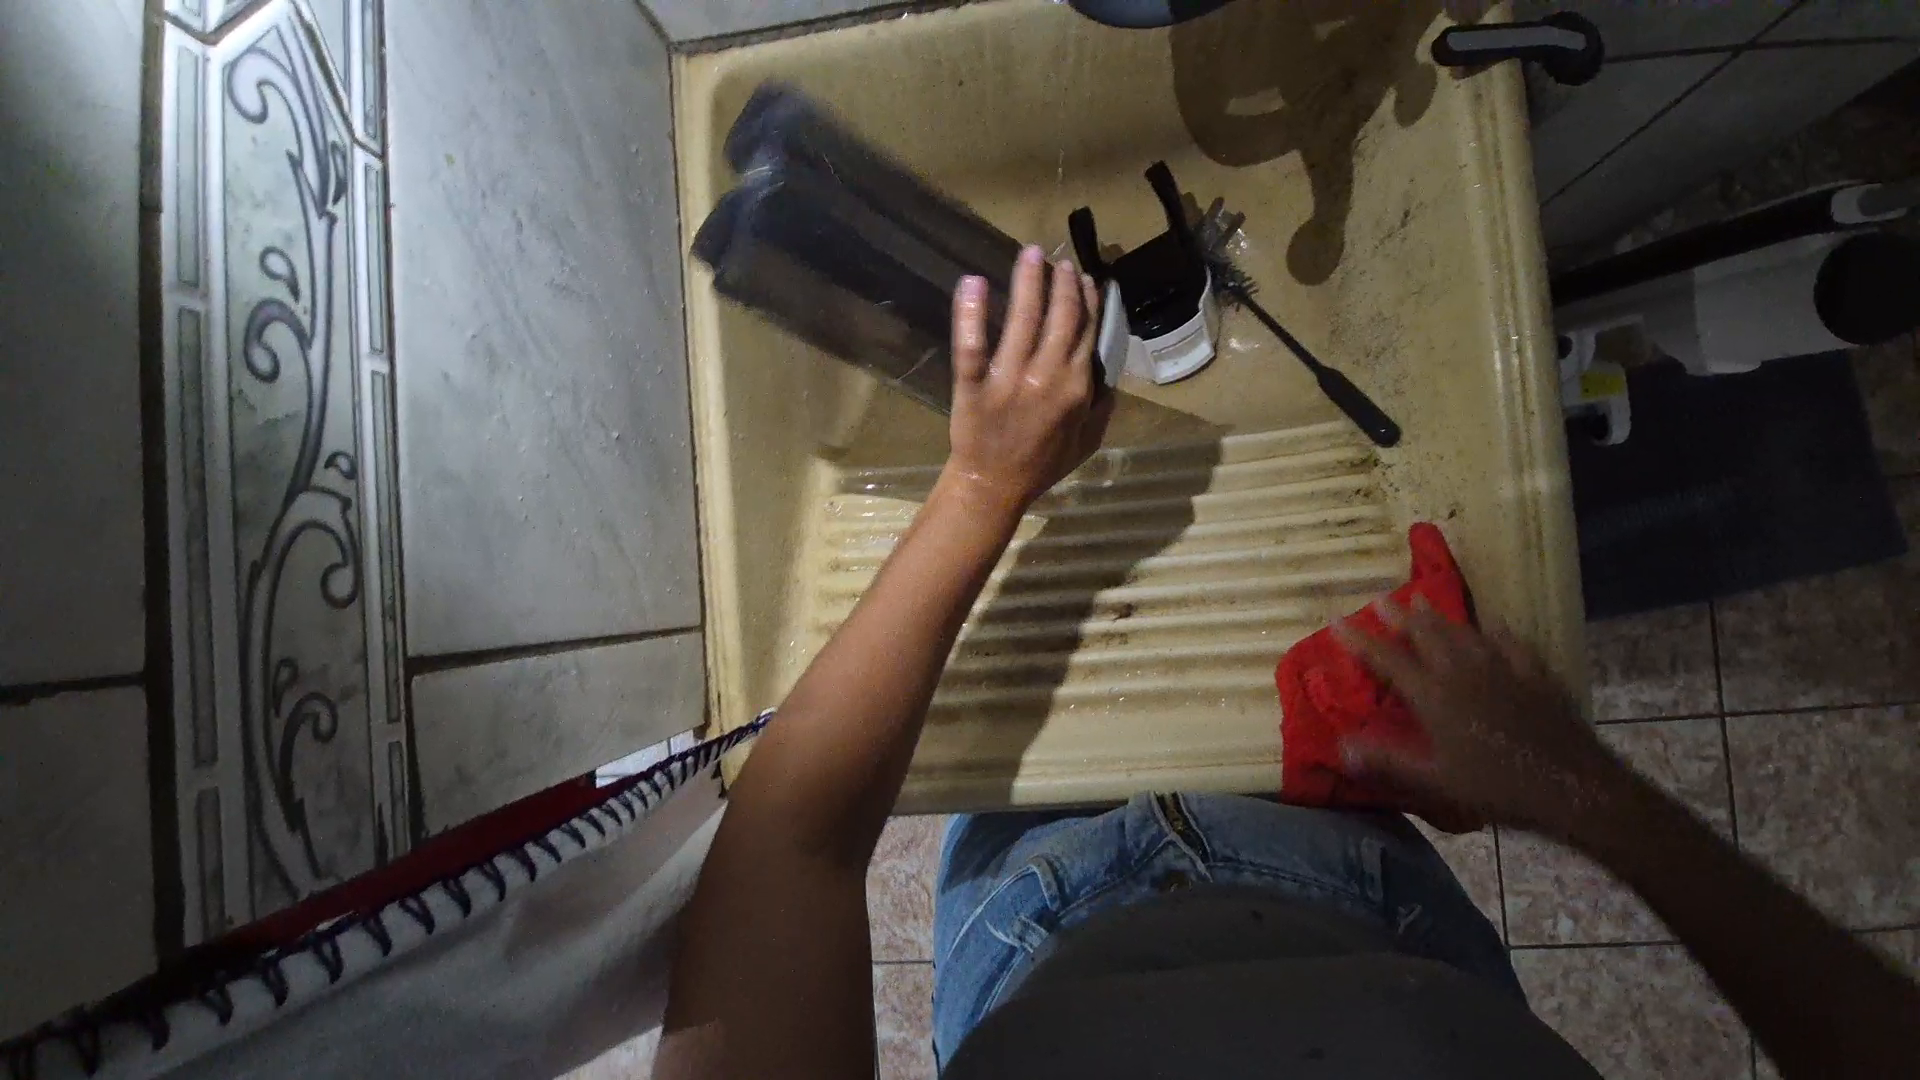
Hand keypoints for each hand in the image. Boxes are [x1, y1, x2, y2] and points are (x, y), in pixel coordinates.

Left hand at [943, 245, 1112, 520]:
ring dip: (1028, 282)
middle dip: (1063, 283)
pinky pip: (971, 346)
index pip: (1087, 331)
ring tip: (1030, 255)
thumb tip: (1109, 373)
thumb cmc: (1041, 465)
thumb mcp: (1087, 441)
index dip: (1088, 300)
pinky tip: (973, 282)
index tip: (1086, 279)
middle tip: (1059, 262)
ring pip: (1023, 320)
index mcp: (1077, 388)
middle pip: (1060, 317)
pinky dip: (970, 313)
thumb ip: (1102, 406)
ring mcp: (1008, 380)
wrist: (994, 486)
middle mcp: (1046, 376)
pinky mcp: (972, 386)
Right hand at [1333, 599, 1626, 839]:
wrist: (1575, 789)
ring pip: (1464, 633)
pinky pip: (1512, 644)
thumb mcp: (1433, 780)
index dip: (1359, 640)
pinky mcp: (1536, 678)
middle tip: (1381, 599)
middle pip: (1426, 635)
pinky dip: (1497, 630)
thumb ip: (1386, 761)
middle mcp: (1463, 673)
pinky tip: (1494, 623)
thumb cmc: (1497, 788)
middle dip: (1400, 616)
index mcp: (1433, 696)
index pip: (1387, 659)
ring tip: (1423, 600)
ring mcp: (1503, 671)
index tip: (1337, 621)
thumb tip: (1341, 747)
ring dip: (1440, 616)